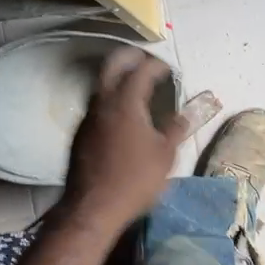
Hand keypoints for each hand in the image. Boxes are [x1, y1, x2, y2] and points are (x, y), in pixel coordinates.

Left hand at [59, 48, 199, 233]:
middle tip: (147, 61)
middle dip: (130, 57)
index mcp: (126, 102)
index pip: (142, 70)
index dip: (157, 65)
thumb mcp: (165, 156)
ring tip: (136, 85)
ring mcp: (88, 116)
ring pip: (101, 83)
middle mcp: (103, 101)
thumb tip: (184, 115)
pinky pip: (97, 103)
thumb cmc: (134, 180)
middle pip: (113, 65)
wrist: (92, 207)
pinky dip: (110, 97)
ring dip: (118, 77)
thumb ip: (175, 129)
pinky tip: (121, 113)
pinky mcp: (80, 132)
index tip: (169, 68)